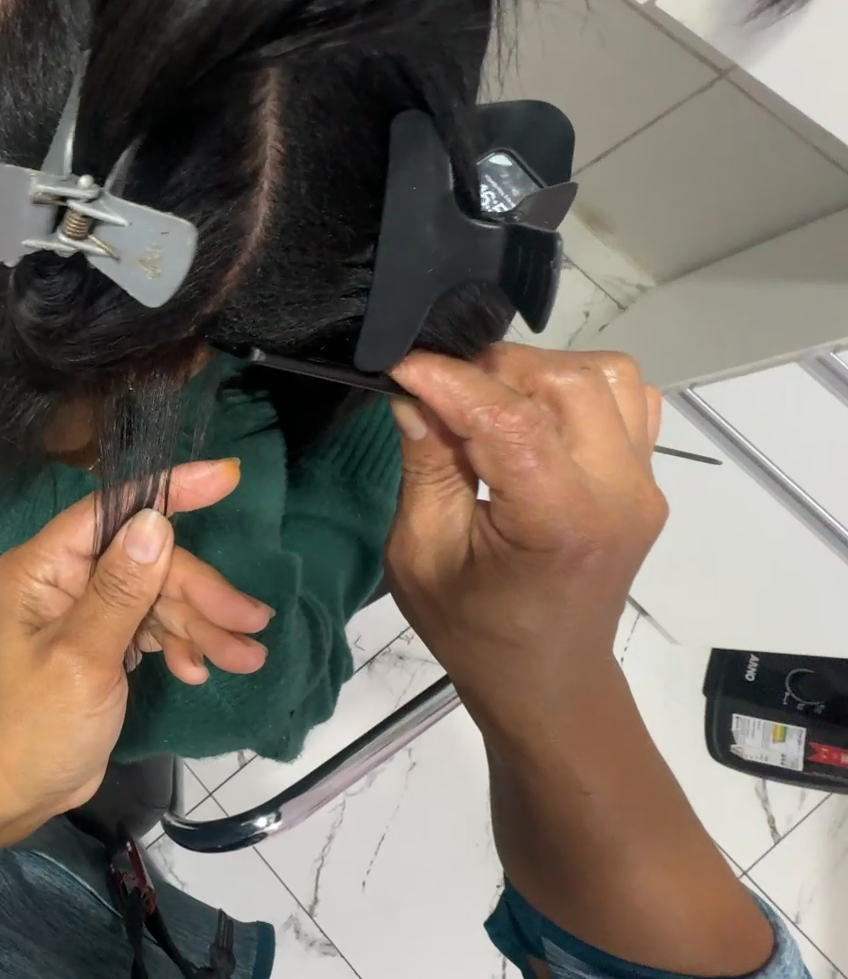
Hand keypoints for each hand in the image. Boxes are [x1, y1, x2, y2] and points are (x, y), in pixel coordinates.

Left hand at [0, 459, 242, 885]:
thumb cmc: (36, 724)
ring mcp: (83, 607)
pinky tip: (196, 670)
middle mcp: (61, 576)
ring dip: (200, 623)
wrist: (15, 788)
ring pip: (155, 593)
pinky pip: (150, 624)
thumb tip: (155, 522)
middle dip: (198, 589)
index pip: (109, 511)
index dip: (168, 491)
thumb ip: (121, 590)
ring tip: (244, 658)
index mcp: (42, 566)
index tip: (227, 476)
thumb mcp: (84, 657)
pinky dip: (178, 643)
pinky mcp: (101, 637)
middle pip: (145, 559)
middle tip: (251, 625)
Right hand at [385, 343, 667, 723]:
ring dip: (533, 372)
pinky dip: (570, 387)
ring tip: (478, 397)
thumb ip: (426, 467)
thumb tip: (413, 398)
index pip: (510, 419)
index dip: (448, 380)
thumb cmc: (468, 624)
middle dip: (489, 368)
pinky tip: (524, 411)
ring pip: (606, 377)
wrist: (542, 673)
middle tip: (433, 388)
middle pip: (568, 382)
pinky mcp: (641, 478)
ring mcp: (641, 482)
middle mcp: (618, 492)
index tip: (396, 365)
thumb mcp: (419, 550)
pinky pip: (624, 400)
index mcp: (557, 521)